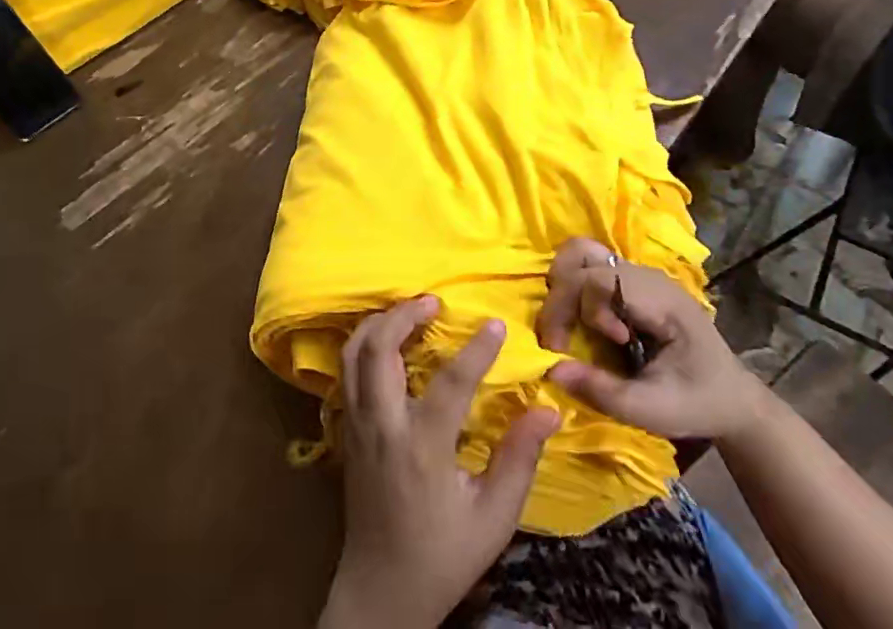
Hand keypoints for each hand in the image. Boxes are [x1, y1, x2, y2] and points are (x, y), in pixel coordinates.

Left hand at [320, 296, 560, 628]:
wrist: (380, 590)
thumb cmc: (443, 554)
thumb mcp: (494, 516)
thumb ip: (519, 458)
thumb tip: (546, 409)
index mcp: (422, 447)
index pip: (451, 382)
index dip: (477, 349)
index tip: (497, 324)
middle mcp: (382, 426)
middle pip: (378, 350)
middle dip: (403, 315)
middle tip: (433, 301)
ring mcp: (356, 426)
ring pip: (353, 356)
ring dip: (378, 324)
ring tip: (408, 311)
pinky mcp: (345, 432)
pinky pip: (345, 374)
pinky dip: (362, 347)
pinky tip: (384, 343)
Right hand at [538, 238, 766, 441]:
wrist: (733, 400)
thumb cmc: (697, 403)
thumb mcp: (652, 410)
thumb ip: (602, 391)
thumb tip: (551, 370)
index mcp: (661, 301)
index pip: (598, 278)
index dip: (577, 310)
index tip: (576, 349)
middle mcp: (647, 277)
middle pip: (581, 257)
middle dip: (560, 298)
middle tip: (558, 341)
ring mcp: (639, 274)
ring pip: (581, 253)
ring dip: (562, 287)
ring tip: (566, 326)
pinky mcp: (630, 282)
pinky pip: (588, 266)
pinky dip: (572, 288)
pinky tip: (583, 323)